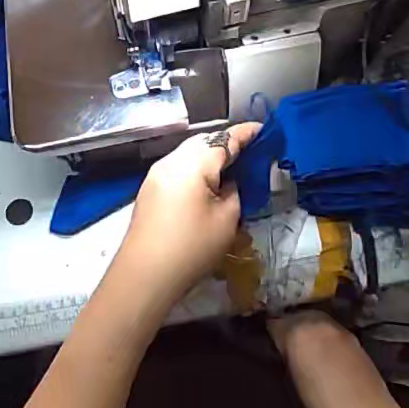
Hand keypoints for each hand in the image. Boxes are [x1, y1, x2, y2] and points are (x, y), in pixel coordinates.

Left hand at [111, 122, 261, 307]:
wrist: (144, 276)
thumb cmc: (190, 248)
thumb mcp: (226, 220)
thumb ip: (234, 192)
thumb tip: (230, 182)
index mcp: (192, 164)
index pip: (224, 139)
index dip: (246, 134)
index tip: (264, 131)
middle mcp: (170, 161)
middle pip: (203, 142)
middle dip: (227, 144)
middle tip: (251, 152)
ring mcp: (156, 175)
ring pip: (188, 154)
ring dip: (210, 156)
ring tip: (232, 168)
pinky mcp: (150, 190)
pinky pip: (178, 168)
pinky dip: (196, 169)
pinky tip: (208, 184)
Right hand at [268, 310, 402, 407]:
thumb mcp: (294, 382)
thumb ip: (286, 356)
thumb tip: (282, 347)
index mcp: (297, 332)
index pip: (274, 323)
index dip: (270, 335)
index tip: (269, 346)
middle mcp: (318, 322)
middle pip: (296, 315)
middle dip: (289, 327)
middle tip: (285, 348)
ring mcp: (338, 328)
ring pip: (314, 320)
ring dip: (307, 330)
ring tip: (304, 351)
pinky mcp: (353, 337)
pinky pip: (330, 330)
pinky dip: (323, 337)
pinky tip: (324, 355)